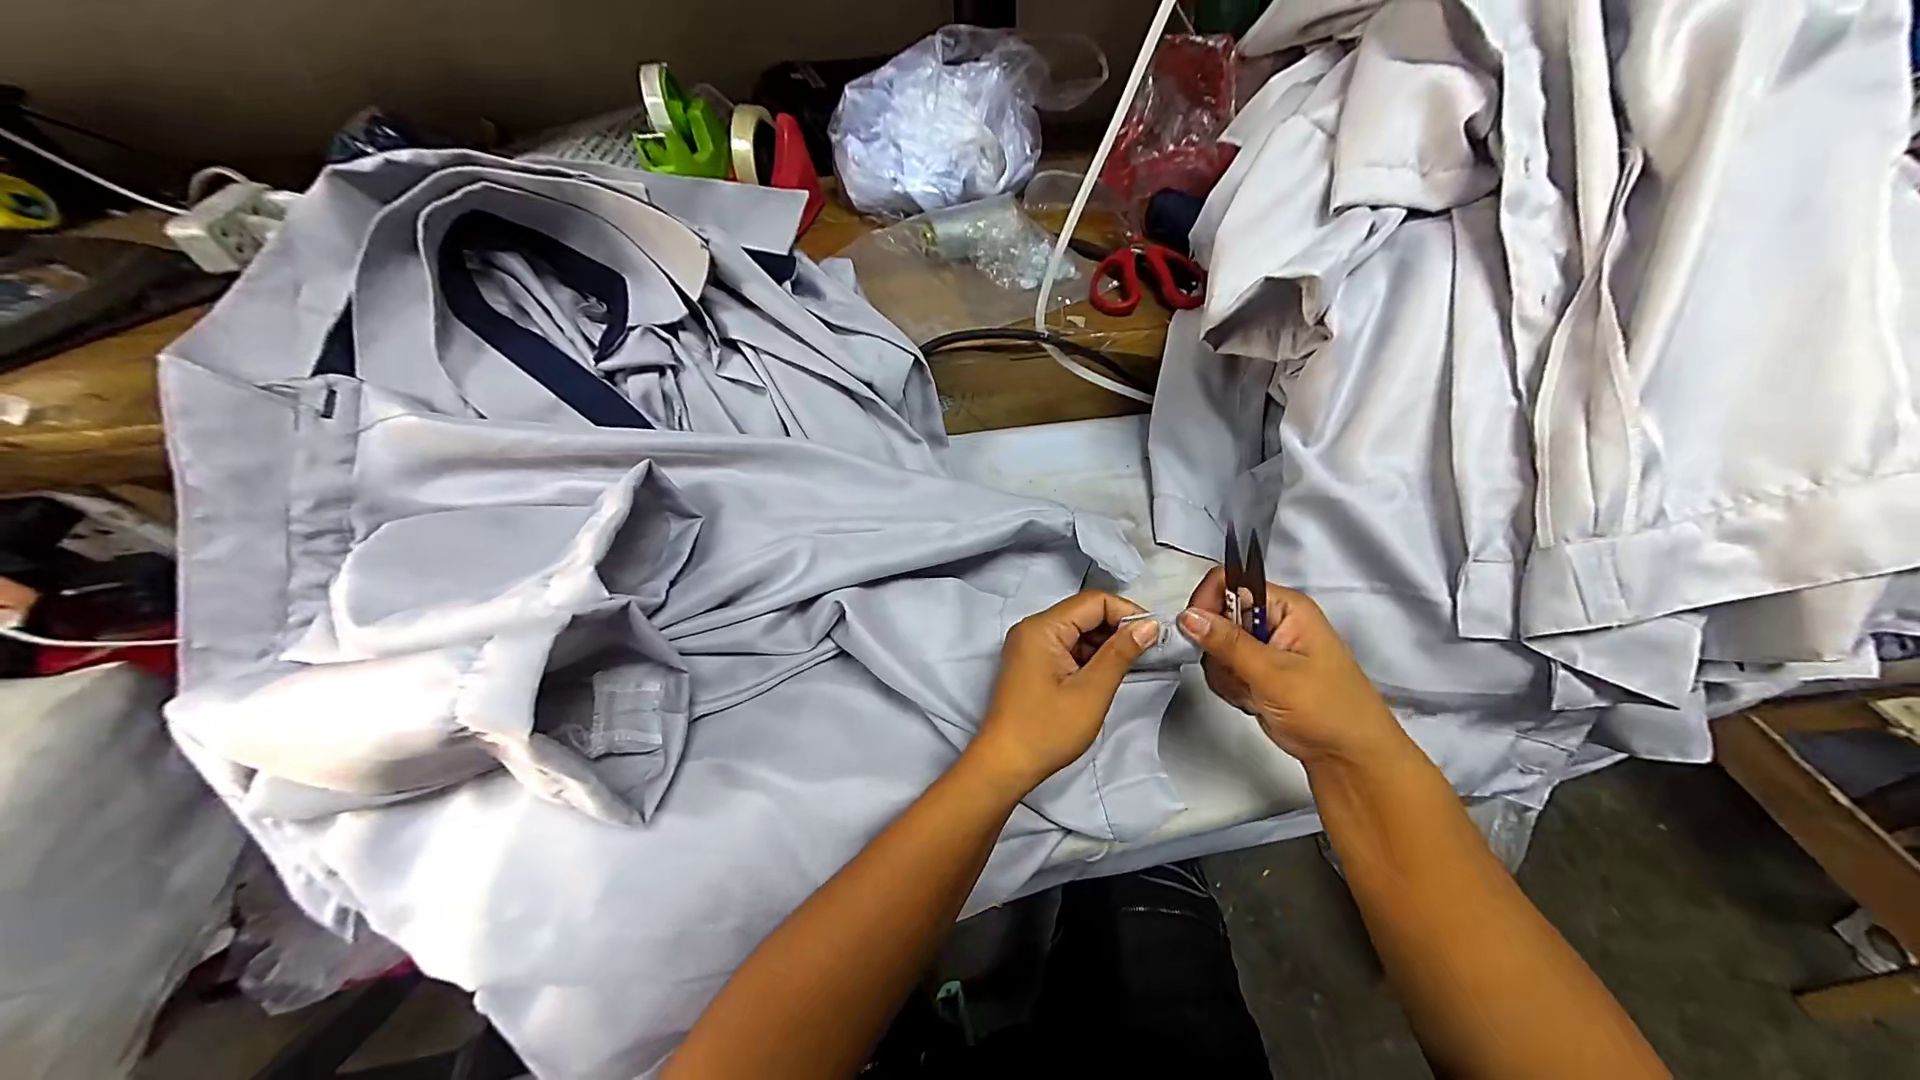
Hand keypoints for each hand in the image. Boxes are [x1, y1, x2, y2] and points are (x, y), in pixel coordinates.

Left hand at [966, 591, 1157, 795]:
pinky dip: (1090, 655)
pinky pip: (1067, 646)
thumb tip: (1148, 625)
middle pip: (1085, 612)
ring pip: (1078, 629)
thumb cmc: (1046, 731)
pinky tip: (1108, 672)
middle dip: (1118, 627)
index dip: (1127, 613)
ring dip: (1106, 643)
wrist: (1004, 764)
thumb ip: (1121, 653)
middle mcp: (1032, 628)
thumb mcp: (1091, 691)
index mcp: (1042, 628)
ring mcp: (1030, 644)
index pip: (1094, 601)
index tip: (1154, 635)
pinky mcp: (1032, 661)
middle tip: (1149, 650)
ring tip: (1133, 664)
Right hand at [1177, 568, 1413, 770]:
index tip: (1197, 631)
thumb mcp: (1274, 673)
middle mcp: (1273, 622)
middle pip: (1216, 616)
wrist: (1348, 756)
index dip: (1207, 602)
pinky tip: (1253, 700)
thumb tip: (1190, 616)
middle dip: (1217, 649)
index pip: (1229, 583)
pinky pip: (1222, 670)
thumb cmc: (1331, 711)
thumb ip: (1227, 642)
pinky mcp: (1256, 672)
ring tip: (1252, 690)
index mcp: (1286, 607)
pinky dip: (1230, 687)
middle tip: (1237, 670)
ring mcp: (1263, 648)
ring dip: (1225, 673)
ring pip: (1214, 647)